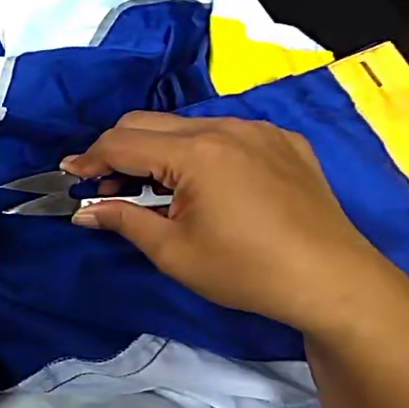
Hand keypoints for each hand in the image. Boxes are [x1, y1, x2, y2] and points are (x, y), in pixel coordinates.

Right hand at [63, 112, 408, 338]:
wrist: (338, 285)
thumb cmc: (247, 272)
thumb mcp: (173, 252)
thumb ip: (122, 221)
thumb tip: (82, 212)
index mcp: (197, 153)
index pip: (122, 142)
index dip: (90, 159)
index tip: (71, 176)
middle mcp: (226, 127)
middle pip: (147, 123)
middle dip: (118, 150)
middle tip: (107, 185)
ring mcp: (258, 130)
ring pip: (184, 125)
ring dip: (157, 149)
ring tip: (155, 189)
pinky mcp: (283, 141)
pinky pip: (224, 132)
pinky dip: (198, 150)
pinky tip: (205, 184)